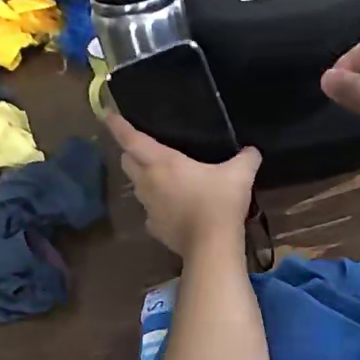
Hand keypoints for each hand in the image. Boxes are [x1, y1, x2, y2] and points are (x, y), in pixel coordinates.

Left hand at [105, 112, 259, 258]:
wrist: (211, 246)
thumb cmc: (219, 202)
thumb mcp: (240, 175)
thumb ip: (246, 158)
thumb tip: (252, 151)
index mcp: (162, 163)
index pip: (131, 139)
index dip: (118, 125)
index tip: (107, 114)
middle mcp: (148, 182)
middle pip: (127, 162)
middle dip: (130, 153)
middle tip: (143, 148)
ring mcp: (149, 207)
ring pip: (137, 187)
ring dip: (144, 180)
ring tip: (161, 178)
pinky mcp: (155, 228)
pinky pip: (150, 212)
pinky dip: (157, 207)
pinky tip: (172, 209)